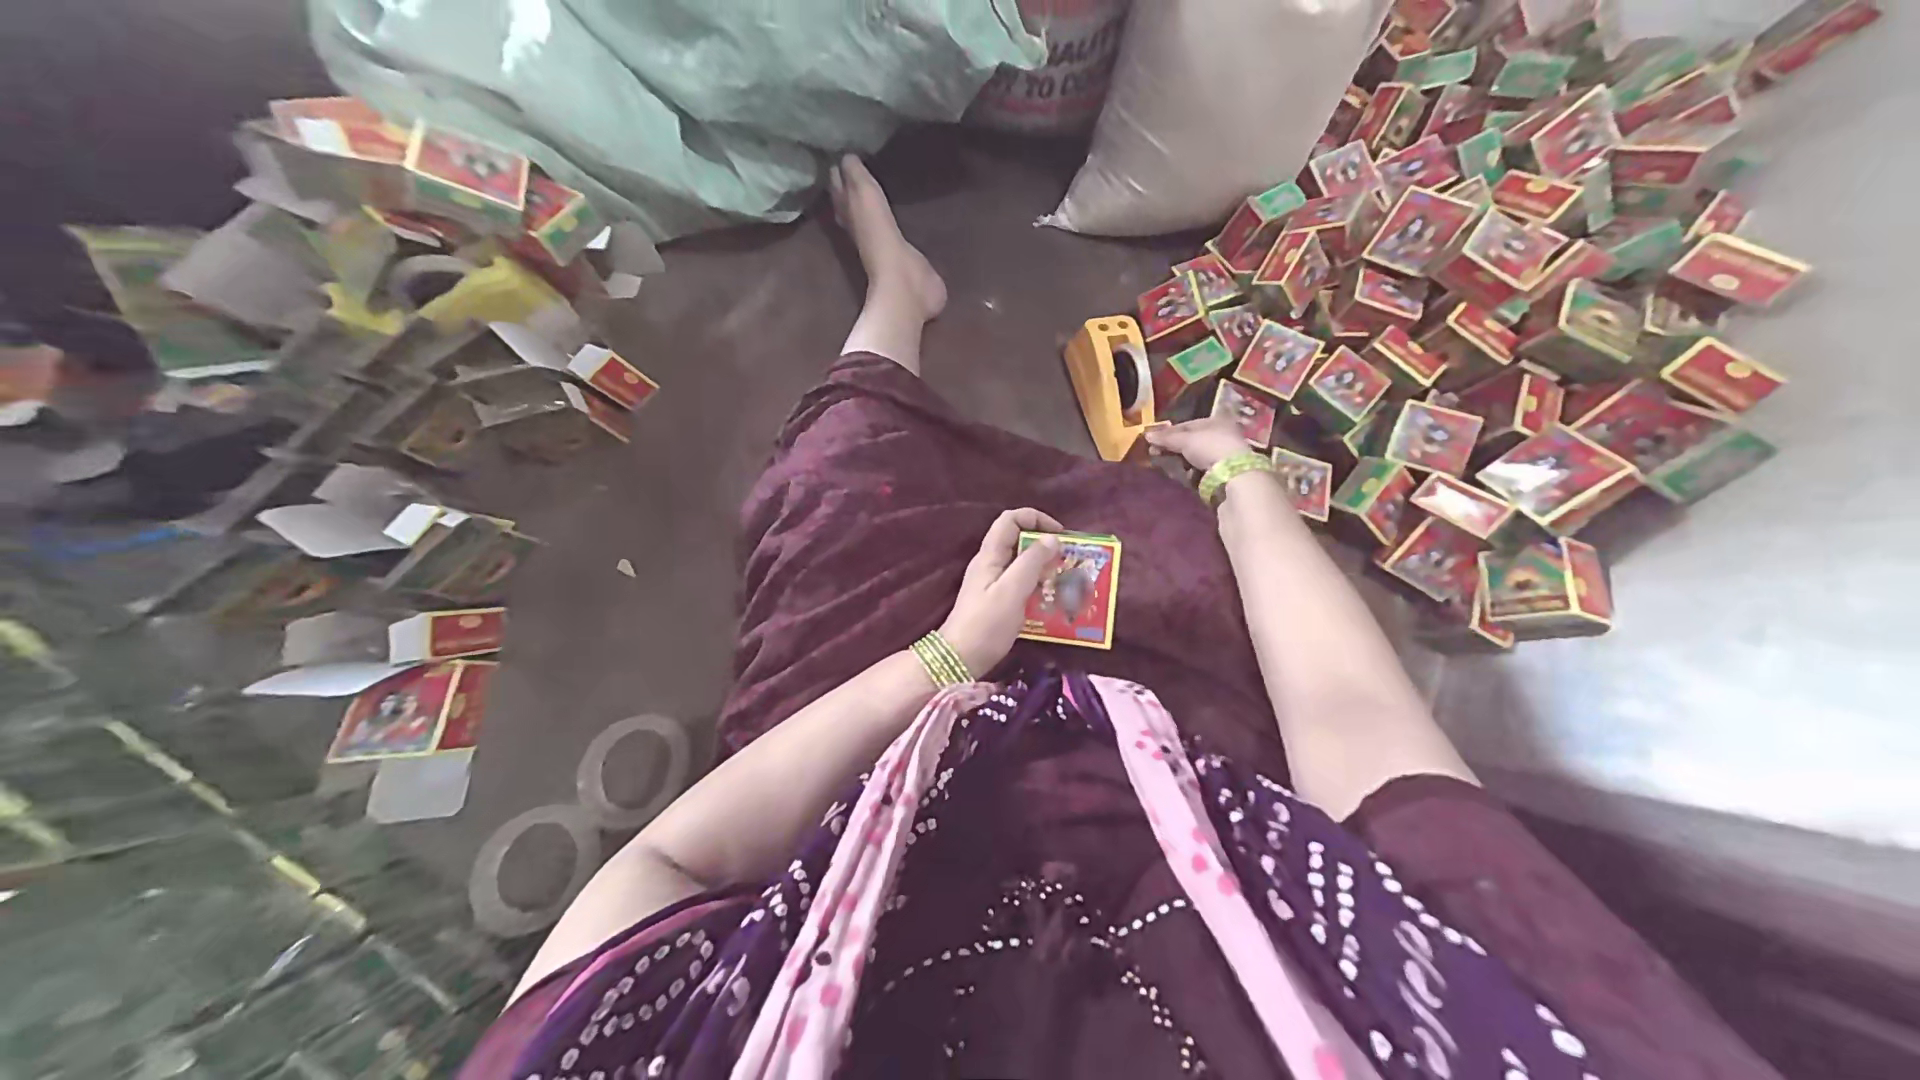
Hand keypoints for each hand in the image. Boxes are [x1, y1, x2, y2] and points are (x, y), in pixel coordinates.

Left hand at [937, 508, 1064, 677]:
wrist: (960, 659)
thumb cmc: (986, 624)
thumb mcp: (1012, 591)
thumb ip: (1032, 562)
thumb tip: (1052, 539)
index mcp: (990, 555)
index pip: (1011, 519)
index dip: (1036, 519)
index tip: (1060, 535)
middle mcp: (990, 564)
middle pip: (1018, 540)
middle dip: (1044, 545)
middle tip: (1067, 561)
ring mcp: (991, 583)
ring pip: (1020, 563)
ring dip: (1043, 566)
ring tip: (1064, 580)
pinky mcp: (996, 601)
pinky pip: (1020, 583)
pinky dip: (1037, 584)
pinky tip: (1050, 599)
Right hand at [1143, 417, 1251, 472]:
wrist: (1233, 472)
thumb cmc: (1209, 446)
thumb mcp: (1185, 439)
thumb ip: (1166, 437)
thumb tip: (1146, 434)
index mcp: (1215, 421)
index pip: (1186, 425)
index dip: (1168, 432)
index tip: (1153, 440)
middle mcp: (1221, 434)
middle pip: (1190, 441)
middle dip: (1172, 447)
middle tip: (1155, 453)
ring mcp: (1223, 453)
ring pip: (1194, 455)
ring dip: (1180, 460)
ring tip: (1166, 465)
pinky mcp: (1222, 470)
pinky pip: (1200, 468)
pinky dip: (1190, 471)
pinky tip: (1183, 474)